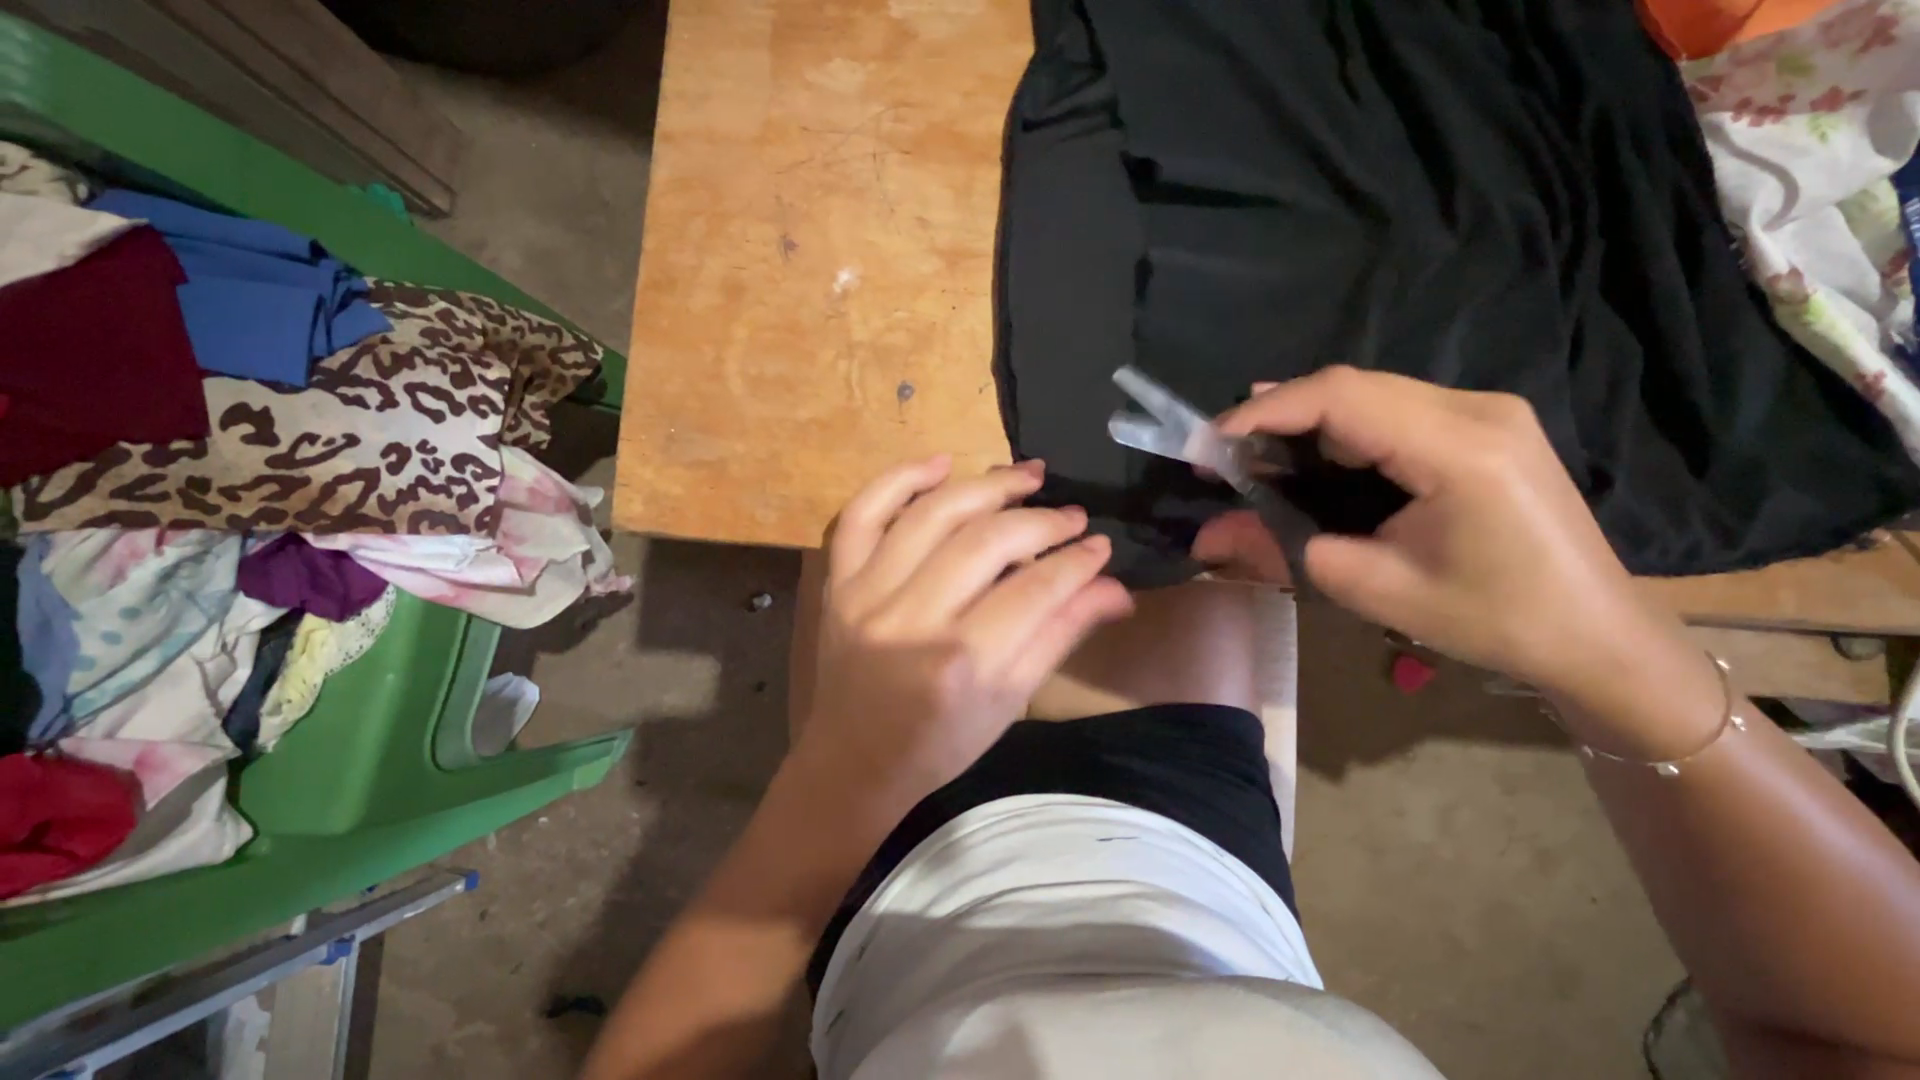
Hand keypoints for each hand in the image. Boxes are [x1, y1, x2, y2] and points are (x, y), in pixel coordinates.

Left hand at [792, 456, 1133, 803]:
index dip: (1075, 561)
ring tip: (1027, 477)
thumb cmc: (942, 742)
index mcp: (962, 662)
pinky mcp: (838, 583)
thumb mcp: (1010, 700)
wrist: (855, 761)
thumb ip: (1060, 635)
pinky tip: (942, 464)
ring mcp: (867, 595)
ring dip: (985, 486)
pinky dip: (899, 479)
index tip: (1100, 544)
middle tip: (1071, 514)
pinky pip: (862, 514)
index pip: (1033, 589)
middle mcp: (912, 619)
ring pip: (931, 514)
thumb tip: (1115, 586)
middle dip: (1040, 521)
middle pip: (985, 542)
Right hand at [1191, 367, 1684, 704]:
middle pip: (1356, 385)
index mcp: (1460, 448)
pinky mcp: (1490, 424)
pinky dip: (1347, 425)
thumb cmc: (1492, 620)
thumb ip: (1285, 550)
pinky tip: (1316, 451)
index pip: (1343, 397)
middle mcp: (1480, 409)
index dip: (1269, 410)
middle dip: (1282, 411)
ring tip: (1257, 451)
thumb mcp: (1377, 590)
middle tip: (1226, 452)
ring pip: (1376, 391)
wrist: (1596, 634)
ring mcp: (1490, 411)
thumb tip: (1208, 537)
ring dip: (1312, 417)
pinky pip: (1400, 407)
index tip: (1212, 440)